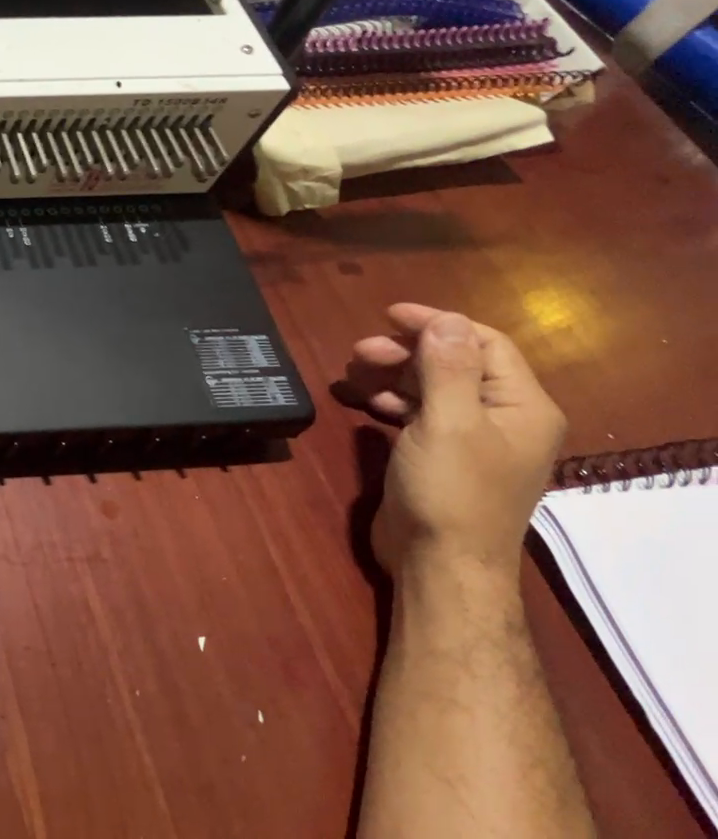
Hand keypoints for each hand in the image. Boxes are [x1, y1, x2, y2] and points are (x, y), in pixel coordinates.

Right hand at [345, 303, 566, 575]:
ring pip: (435, 388)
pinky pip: (422, 415)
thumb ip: (448, 369)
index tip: (388, 314)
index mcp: (522, 406)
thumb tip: (446, 320)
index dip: (439, 323)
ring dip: (396, 375)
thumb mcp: (448, 423)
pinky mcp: (444, 458)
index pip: (485, 344)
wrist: (440, 562)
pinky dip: (395, 402)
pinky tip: (368, 404)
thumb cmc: (449, 491)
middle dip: (407, 351)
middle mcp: (506, 418)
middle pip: (457, 364)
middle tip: (358, 351)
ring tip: (353, 373)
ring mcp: (475, 440)